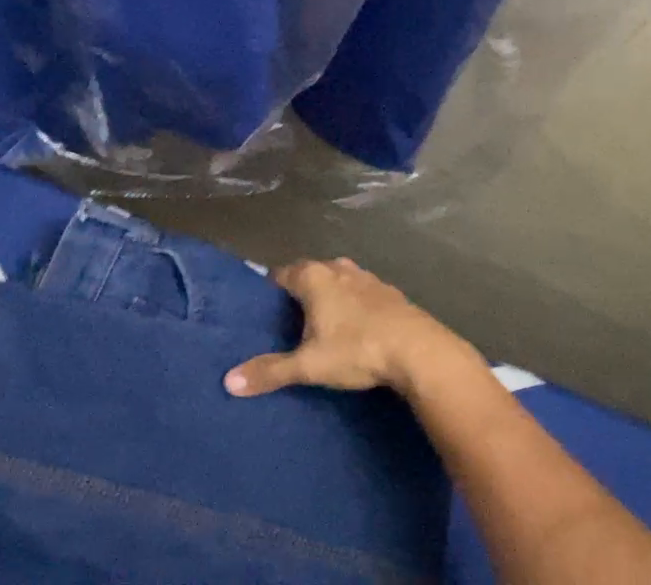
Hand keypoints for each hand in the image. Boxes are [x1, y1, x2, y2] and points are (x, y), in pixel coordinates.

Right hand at [224, 258, 478, 396]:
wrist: (421, 352)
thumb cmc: (357, 350)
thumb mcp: (309, 365)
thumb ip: (270, 370)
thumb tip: (228, 381)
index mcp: (313, 277)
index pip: (280, 275)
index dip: (270, 292)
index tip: (264, 313)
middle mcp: (338, 268)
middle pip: (309, 275)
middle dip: (299, 295)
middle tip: (289, 324)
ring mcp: (367, 278)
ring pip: (337, 282)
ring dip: (329, 299)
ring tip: (322, 328)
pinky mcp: (390, 293)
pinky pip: (361, 294)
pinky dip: (354, 307)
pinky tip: (357, 330)